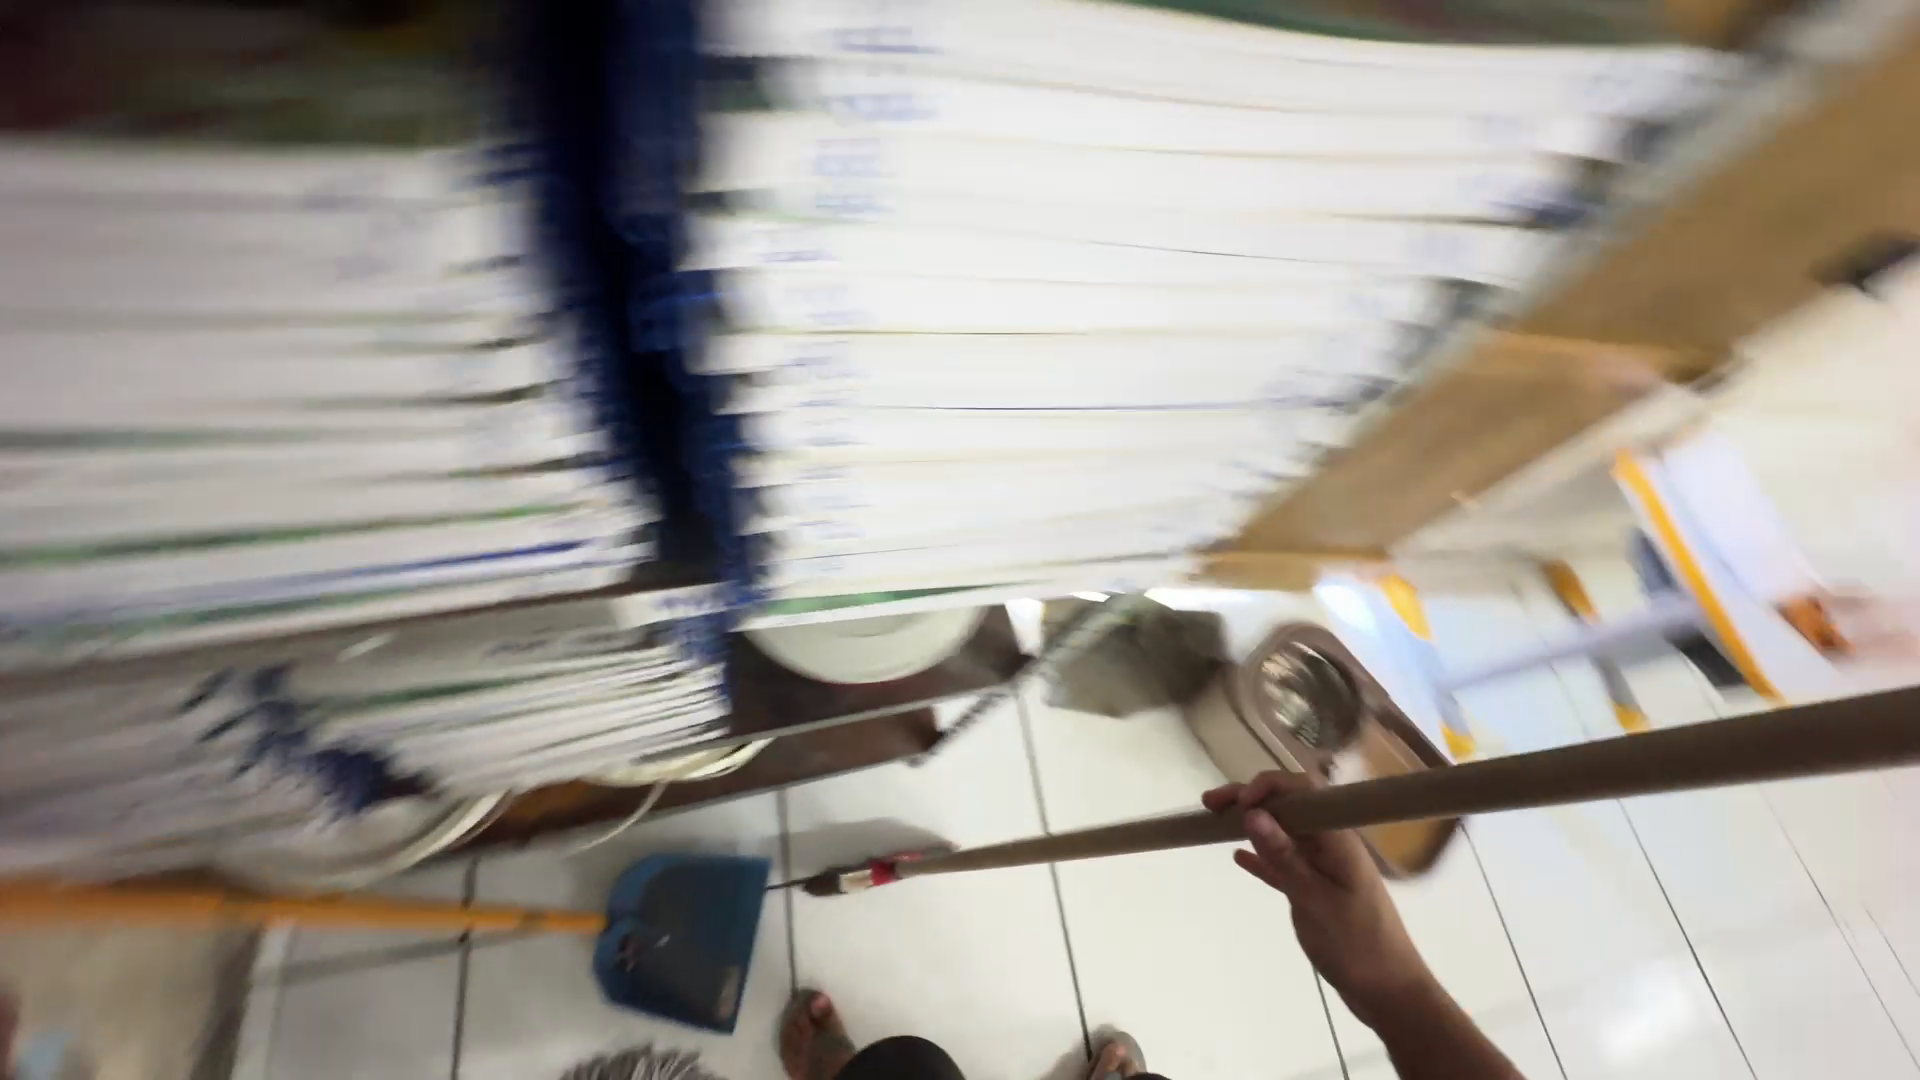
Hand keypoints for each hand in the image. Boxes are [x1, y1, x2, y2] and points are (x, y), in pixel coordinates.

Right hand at [1202, 771, 1438, 1026]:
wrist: (1391, 996)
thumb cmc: (1358, 945)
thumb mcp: (1316, 901)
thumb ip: (1283, 856)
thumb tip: (1251, 813)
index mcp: (1337, 839)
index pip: (1302, 791)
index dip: (1268, 786)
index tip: (1238, 803)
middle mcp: (1329, 845)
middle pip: (1285, 807)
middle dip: (1248, 799)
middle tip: (1209, 804)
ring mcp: (1321, 867)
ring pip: (1280, 832)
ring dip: (1249, 824)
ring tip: (1213, 821)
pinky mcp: (1313, 889)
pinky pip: (1281, 862)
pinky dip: (1260, 856)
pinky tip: (1238, 857)